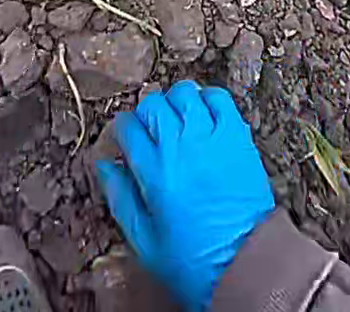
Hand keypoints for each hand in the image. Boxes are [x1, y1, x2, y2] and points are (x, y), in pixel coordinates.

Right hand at [96, 81, 275, 311]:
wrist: (243, 258)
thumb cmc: (193, 257)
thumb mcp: (144, 240)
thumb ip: (121, 198)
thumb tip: (106, 166)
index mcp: (154, 170)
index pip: (127, 127)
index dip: (122, 129)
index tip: (125, 137)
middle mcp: (180, 144)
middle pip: (153, 103)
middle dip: (146, 114)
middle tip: (151, 131)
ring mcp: (210, 133)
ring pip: (184, 92)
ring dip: (175, 102)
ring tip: (178, 120)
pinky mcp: (235, 132)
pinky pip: (218, 97)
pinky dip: (207, 99)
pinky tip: (205, 115)